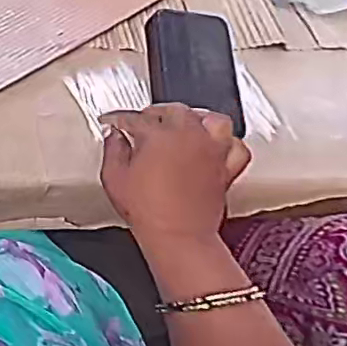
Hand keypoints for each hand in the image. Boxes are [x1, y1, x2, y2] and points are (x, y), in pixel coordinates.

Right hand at [100, 105, 250, 241]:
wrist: (176, 235)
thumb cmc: (147, 209)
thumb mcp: (114, 176)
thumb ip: (113, 149)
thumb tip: (114, 136)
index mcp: (158, 136)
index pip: (134, 118)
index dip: (117, 119)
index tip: (111, 122)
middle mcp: (189, 137)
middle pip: (174, 110)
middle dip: (154, 113)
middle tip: (140, 121)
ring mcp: (211, 151)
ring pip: (211, 119)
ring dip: (194, 117)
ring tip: (181, 123)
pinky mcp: (226, 168)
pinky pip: (235, 146)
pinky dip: (225, 141)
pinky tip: (213, 144)